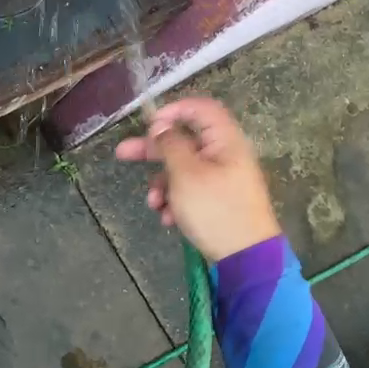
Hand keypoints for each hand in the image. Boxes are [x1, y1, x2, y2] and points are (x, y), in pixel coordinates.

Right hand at [114, 97, 280, 261]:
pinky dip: (175, 200)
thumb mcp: (186, 174)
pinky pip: (190, 191)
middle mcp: (224, 155)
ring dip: (162, 183)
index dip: (174, 110)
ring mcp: (222, 180)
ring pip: (182, 169)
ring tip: (154, 203)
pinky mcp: (217, 201)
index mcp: (225, 141)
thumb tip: (161, 126)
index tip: (149, 124)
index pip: (201, 108)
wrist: (246, 259)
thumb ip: (170, 145)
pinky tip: (168, 217)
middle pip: (184, 141)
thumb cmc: (215, 209)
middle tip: (123, 154)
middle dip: (152, 151)